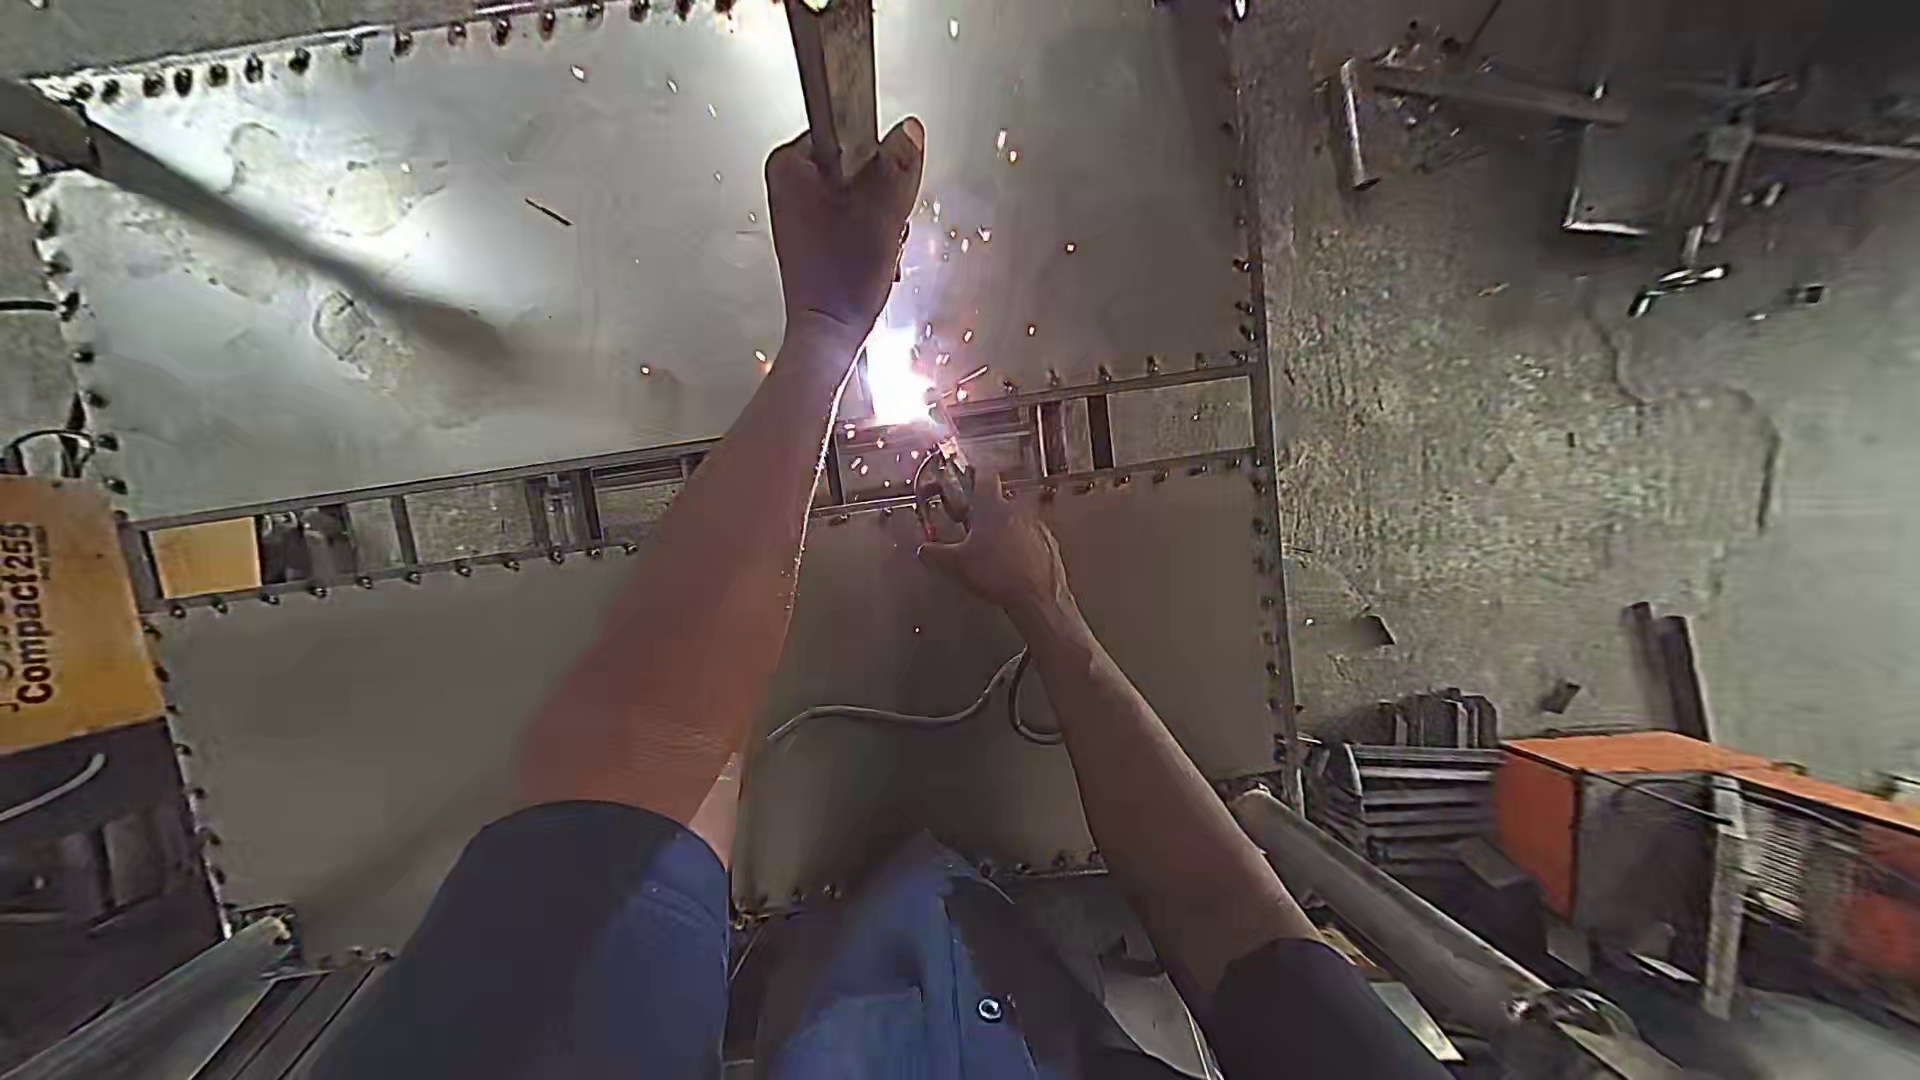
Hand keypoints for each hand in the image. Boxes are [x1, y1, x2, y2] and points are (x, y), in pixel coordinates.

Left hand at [766, 117, 924, 354]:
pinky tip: (870, 260)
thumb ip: (898, 168)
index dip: (879, 164)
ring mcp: (798, 214)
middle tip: (880, 230)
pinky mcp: (811, 238)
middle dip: (880, 199)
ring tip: (875, 250)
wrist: (828, 335)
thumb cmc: (841, 283)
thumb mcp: (882, 216)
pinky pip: (849, 221)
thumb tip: (910, 132)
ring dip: (878, 222)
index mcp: (790, 164)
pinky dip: (867, 238)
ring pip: (856, 198)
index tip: (884, 195)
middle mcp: (787, 185)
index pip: (850, 134)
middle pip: (855, 168)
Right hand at [918, 475, 1077, 630]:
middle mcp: (1016, 511)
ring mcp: (1035, 527)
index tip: (971, 479)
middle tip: (974, 528)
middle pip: (1000, 501)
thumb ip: (935, 553)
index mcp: (992, 509)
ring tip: (994, 552)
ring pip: (1016, 521)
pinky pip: (1032, 539)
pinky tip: (1013, 565)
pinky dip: (1022, 547)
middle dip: (987, 513)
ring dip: (1005, 531)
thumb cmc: (997, 574)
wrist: (1036, 596)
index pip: (985, 477)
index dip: (976, 476)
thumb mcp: (956, 564)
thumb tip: (924, 550)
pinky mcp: (1048, 544)